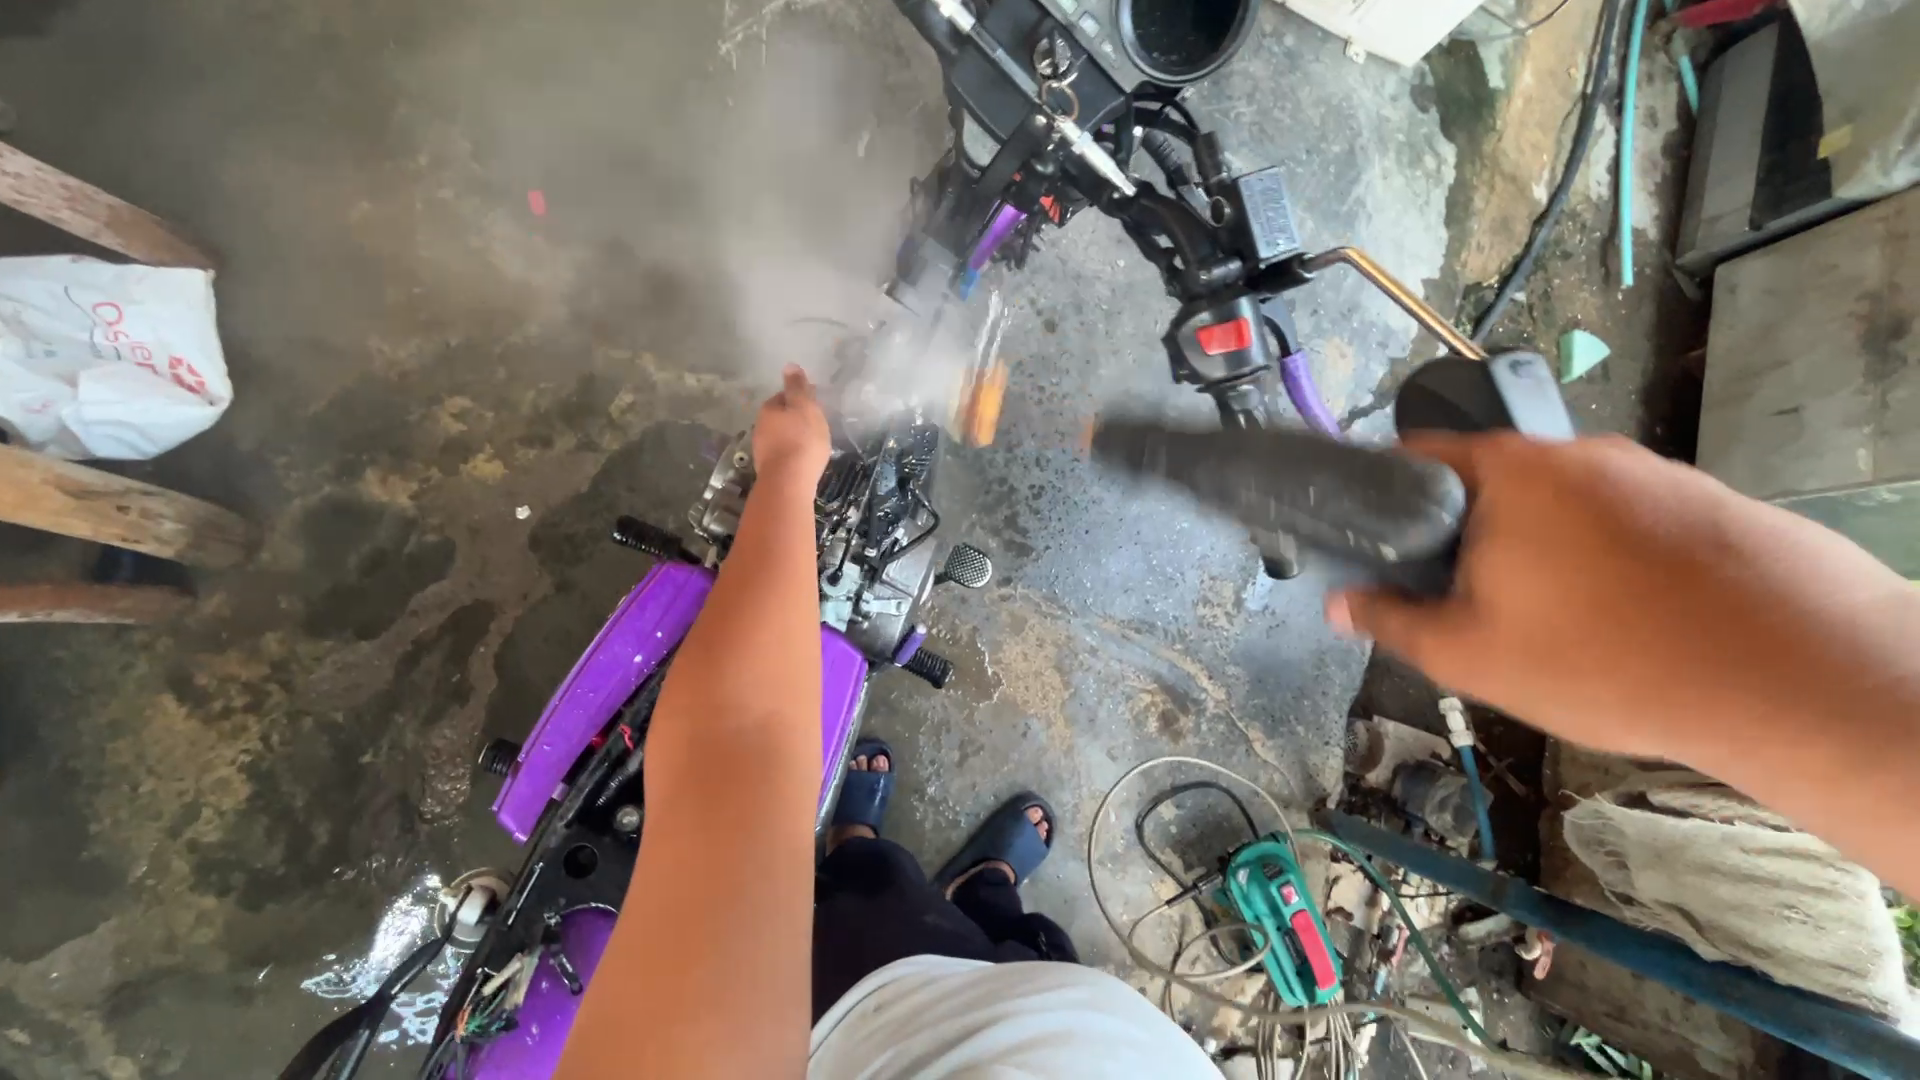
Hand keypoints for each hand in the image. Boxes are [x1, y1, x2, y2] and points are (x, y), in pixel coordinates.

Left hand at [752, 365, 830, 488]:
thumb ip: (797, 387)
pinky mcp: (769, 469)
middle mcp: (760, 427)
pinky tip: (805, 460)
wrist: (789, 481)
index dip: (799, 400)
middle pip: (780, 418)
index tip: (813, 407)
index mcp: (768, 409)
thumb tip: (789, 365)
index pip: (782, 397)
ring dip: (794, 438)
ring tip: (813, 444)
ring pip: (781, 437)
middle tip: (815, 425)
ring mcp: (762, 450)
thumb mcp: (804, 407)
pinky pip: (783, 455)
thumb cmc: (802, 440)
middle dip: (795, 420)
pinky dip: (793, 454)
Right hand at [1327, 433, 1914, 760]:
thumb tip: (1337, 603)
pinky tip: (1625, 615)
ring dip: (1538, 544)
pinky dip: (1605, 554)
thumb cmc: (1606, 660)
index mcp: (1509, 471)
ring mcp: (1655, 471)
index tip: (1383, 547)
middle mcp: (1580, 452)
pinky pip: (1626, 519)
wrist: (1808, 682)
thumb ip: (1390, 620)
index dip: (1385, 500)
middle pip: (1489, 481)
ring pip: (1560, 502)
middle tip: (1467, 597)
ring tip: (1552, 615)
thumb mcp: (1469, 654)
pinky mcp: (1713, 501)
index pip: (1415, 456)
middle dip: (1466, 532)